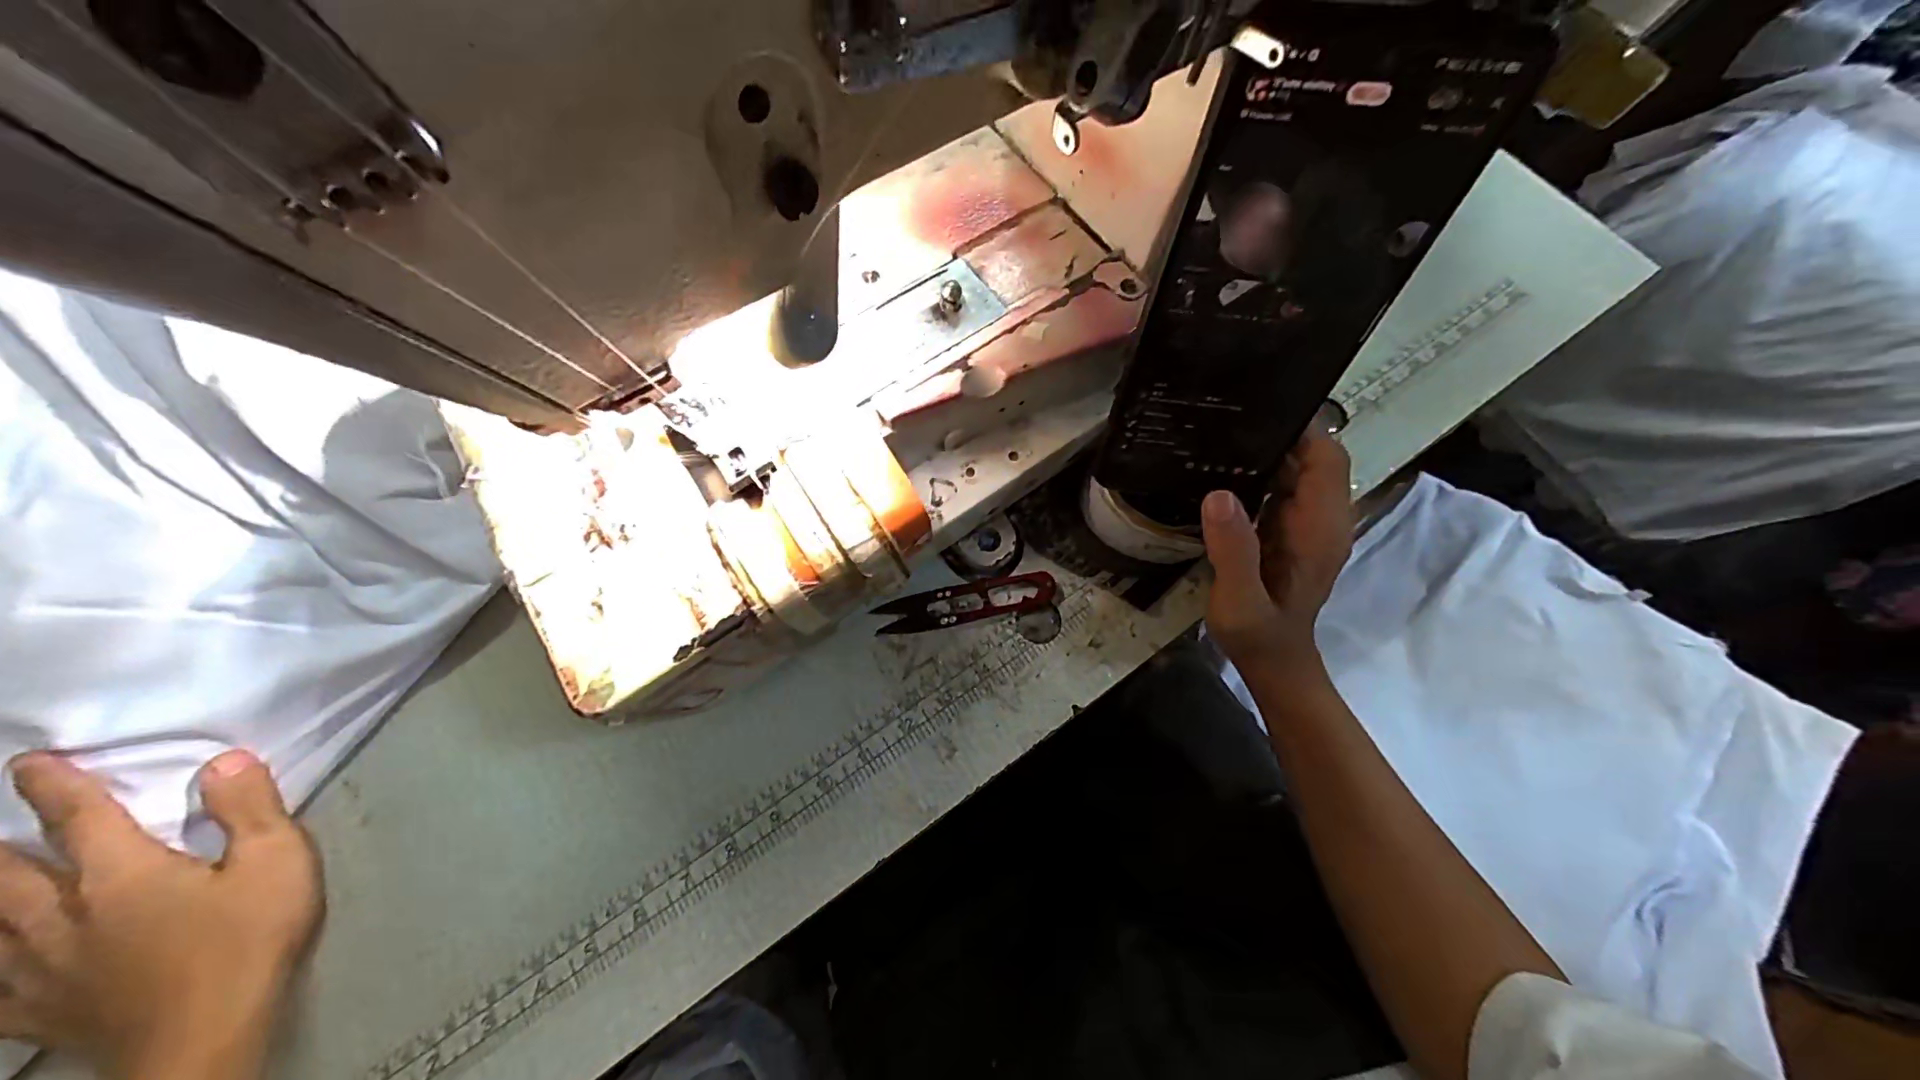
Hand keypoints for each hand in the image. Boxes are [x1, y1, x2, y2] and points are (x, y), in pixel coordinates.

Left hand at [0, 750, 321, 1079]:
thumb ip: (250, 809)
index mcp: (120, 876)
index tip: (28, 762)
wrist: (206, 1036)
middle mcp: (61, 915)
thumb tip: (222, 760)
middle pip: (4, 874)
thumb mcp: (278, 861)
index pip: (77, 818)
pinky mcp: (34, 1011)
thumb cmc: (249, 938)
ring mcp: (37, 969)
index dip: (54, 785)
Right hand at [1200, 428, 1353, 670]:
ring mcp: (1309, 524)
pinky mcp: (1291, 531)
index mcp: (1320, 528)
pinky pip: (1282, 489)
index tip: (1253, 411)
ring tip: (1216, 437)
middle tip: (1221, 419)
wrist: (1273, 662)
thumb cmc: (1259, 633)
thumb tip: (1219, 494)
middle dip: (1275, 435)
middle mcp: (1323, 519)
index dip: (1299, 431)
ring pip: (1296, 470)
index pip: (1326, 459)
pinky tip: (1222, 472)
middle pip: (1312, 458)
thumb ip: (1234, 549)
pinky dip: (1258, 474)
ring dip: (1264, 453)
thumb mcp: (1240, 599)